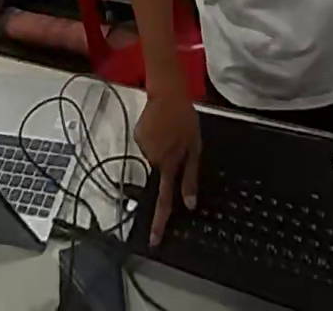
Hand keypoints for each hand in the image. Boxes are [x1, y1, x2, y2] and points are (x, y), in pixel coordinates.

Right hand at [134, 84, 201, 244]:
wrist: (166, 93)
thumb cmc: (185, 120)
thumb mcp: (195, 149)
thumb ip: (190, 178)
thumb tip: (188, 204)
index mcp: (169, 164)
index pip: (164, 199)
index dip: (160, 221)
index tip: (154, 240)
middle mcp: (153, 158)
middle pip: (161, 171)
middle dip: (168, 162)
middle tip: (177, 143)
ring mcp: (143, 146)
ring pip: (154, 157)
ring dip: (162, 149)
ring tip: (168, 131)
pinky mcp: (137, 135)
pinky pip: (147, 145)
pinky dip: (154, 139)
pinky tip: (159, 126)